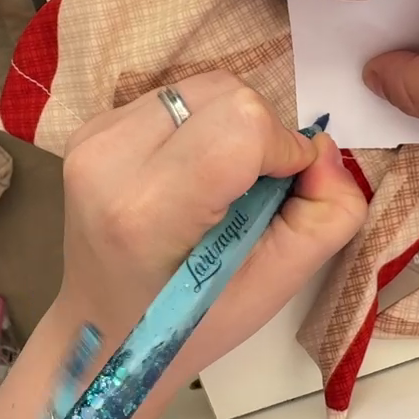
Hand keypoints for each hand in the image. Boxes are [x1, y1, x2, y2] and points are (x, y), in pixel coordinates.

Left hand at [57, 72, 367, 376]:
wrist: (103, 332)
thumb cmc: (189, 323)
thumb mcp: (275, 287)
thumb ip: (327, 216)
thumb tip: (322, 147)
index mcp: (146, 211)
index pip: (241, 125)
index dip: (282, 147)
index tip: (282, 187)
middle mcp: (108, 160)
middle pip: (225, 92)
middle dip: (259, 132)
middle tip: (250, 189)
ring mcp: (93, 137)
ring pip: (203, 86)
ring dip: (230, 124)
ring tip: (217, 182)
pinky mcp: (91, 125)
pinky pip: (175, 96)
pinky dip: (201, 123)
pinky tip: (187, 170)